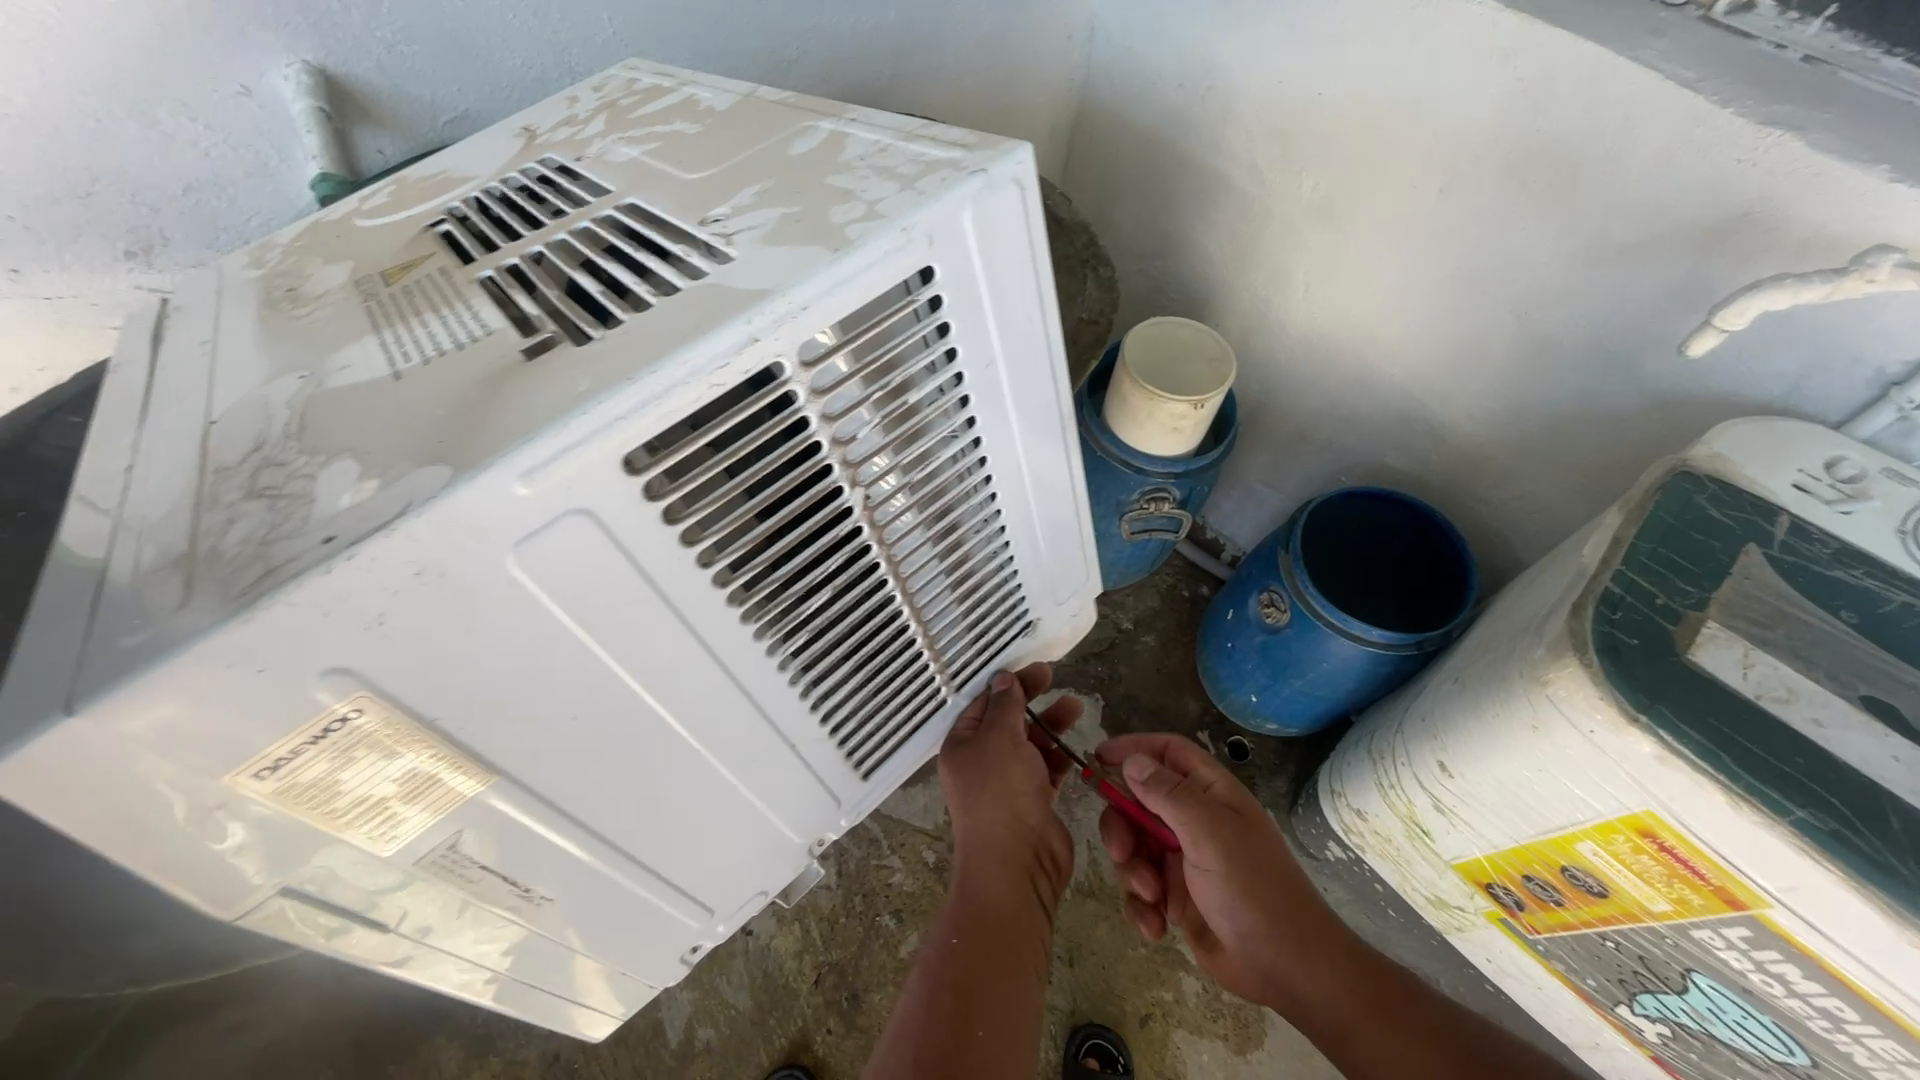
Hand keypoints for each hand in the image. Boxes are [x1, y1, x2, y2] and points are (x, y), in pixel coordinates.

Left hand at [939, 664, 1082, 910]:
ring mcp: (1007, 783)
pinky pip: (1046, 768)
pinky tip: (1076, 742)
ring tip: (1076, 706)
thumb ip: (1005, 705)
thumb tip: (1002, 678)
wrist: (1017, 864)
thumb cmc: (1000, 794)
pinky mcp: (1033, 801)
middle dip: (1029, 699)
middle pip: (1006, 720)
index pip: (980, 704)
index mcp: (961, 745)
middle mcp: (980, 762)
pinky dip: (1059, 754)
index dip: (1005, 683)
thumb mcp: (999, 738)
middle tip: (1053, 676)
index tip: (1031, 666)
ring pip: (1029, 743)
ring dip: (1049, 724)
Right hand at [1095, 733, 1351, 1009]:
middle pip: (1139, 802)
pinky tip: (1156, 927)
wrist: (1287, 968)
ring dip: (1132, 871)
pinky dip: (1141, 906)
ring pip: (1135, 847)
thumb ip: (1168, 794)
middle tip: (1119, 851)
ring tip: (1152, 897)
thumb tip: (1132, 759)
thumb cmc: (1254, 889)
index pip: (1168, 753)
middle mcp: (1196, 821)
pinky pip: (1141, 889)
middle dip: (1122, 825)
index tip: (1097, 758)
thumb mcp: (1210, 834)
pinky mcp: (1177, 898)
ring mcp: (1185, 861)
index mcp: (1211, 795)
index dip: (1134, 748)